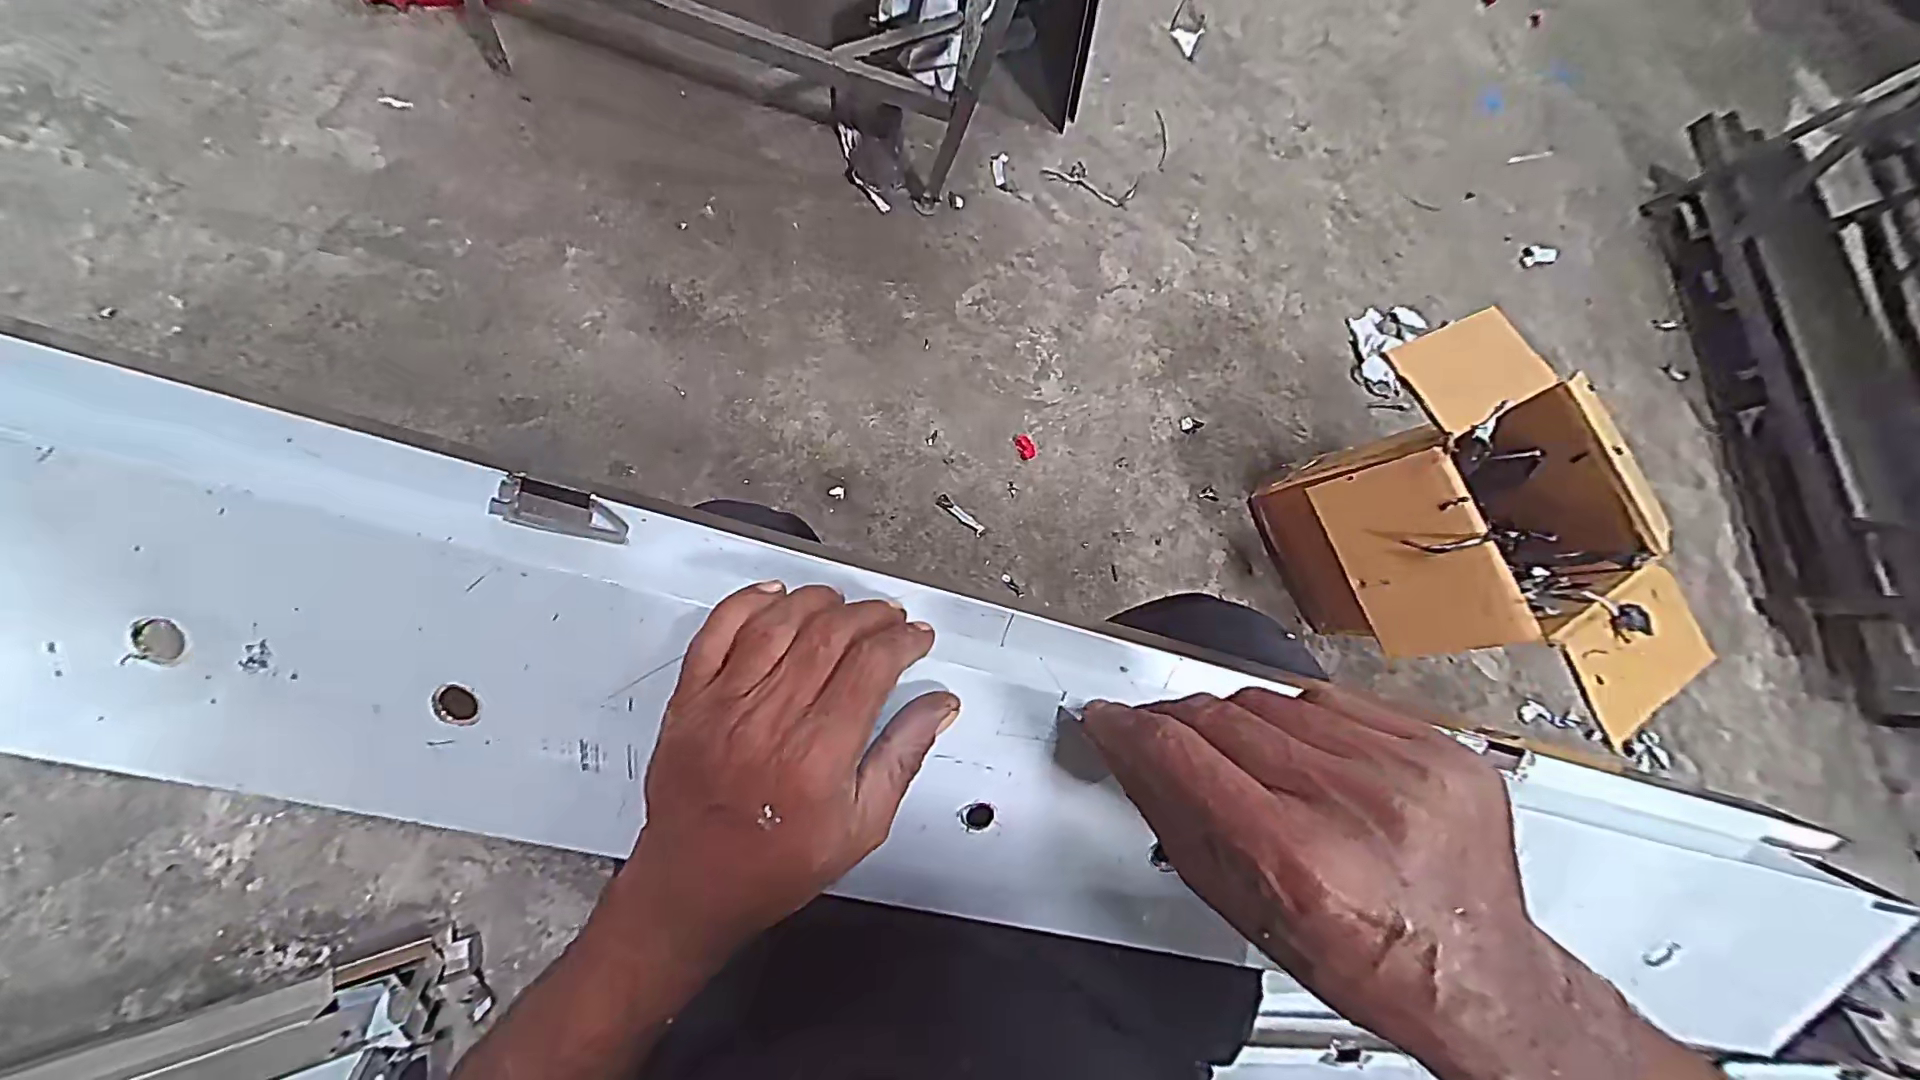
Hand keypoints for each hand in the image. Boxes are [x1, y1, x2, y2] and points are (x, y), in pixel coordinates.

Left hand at [615, 582, 959, 961]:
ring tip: (843, 603)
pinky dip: (747, 602)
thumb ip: (903, 756)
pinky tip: (773, 594)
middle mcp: (769, 723)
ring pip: (779, 623)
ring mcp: (724, 707)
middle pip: (830, 635)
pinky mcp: (691, 701)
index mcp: (816, 756)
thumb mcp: (861, 826)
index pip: (871, 666)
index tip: (916, 638)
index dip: (903, 641)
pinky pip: (717, 632)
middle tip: (889, 618)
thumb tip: (937, 709)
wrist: (694, 886)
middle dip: (871, 615)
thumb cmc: (773, 865)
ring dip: (819, 601)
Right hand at [1081, 682, 1715, 1079]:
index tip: (1111, 717)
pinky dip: (1296, 717)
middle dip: (1179, 720)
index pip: (1181, 752)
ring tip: (1254, 764)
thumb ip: (1172, 816)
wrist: (1477, 975)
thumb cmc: (1363, 959)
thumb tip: (1129, 752)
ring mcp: (1404, 770)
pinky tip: (1306, 755)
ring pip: (1267, 698)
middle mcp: (1356, 806)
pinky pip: (1325, 698)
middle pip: (1220, 715)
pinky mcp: (1435, 747)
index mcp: (1300, 860)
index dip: (1130, 726)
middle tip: (1170, 735)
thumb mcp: (1240, 907)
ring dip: (1238, 720)